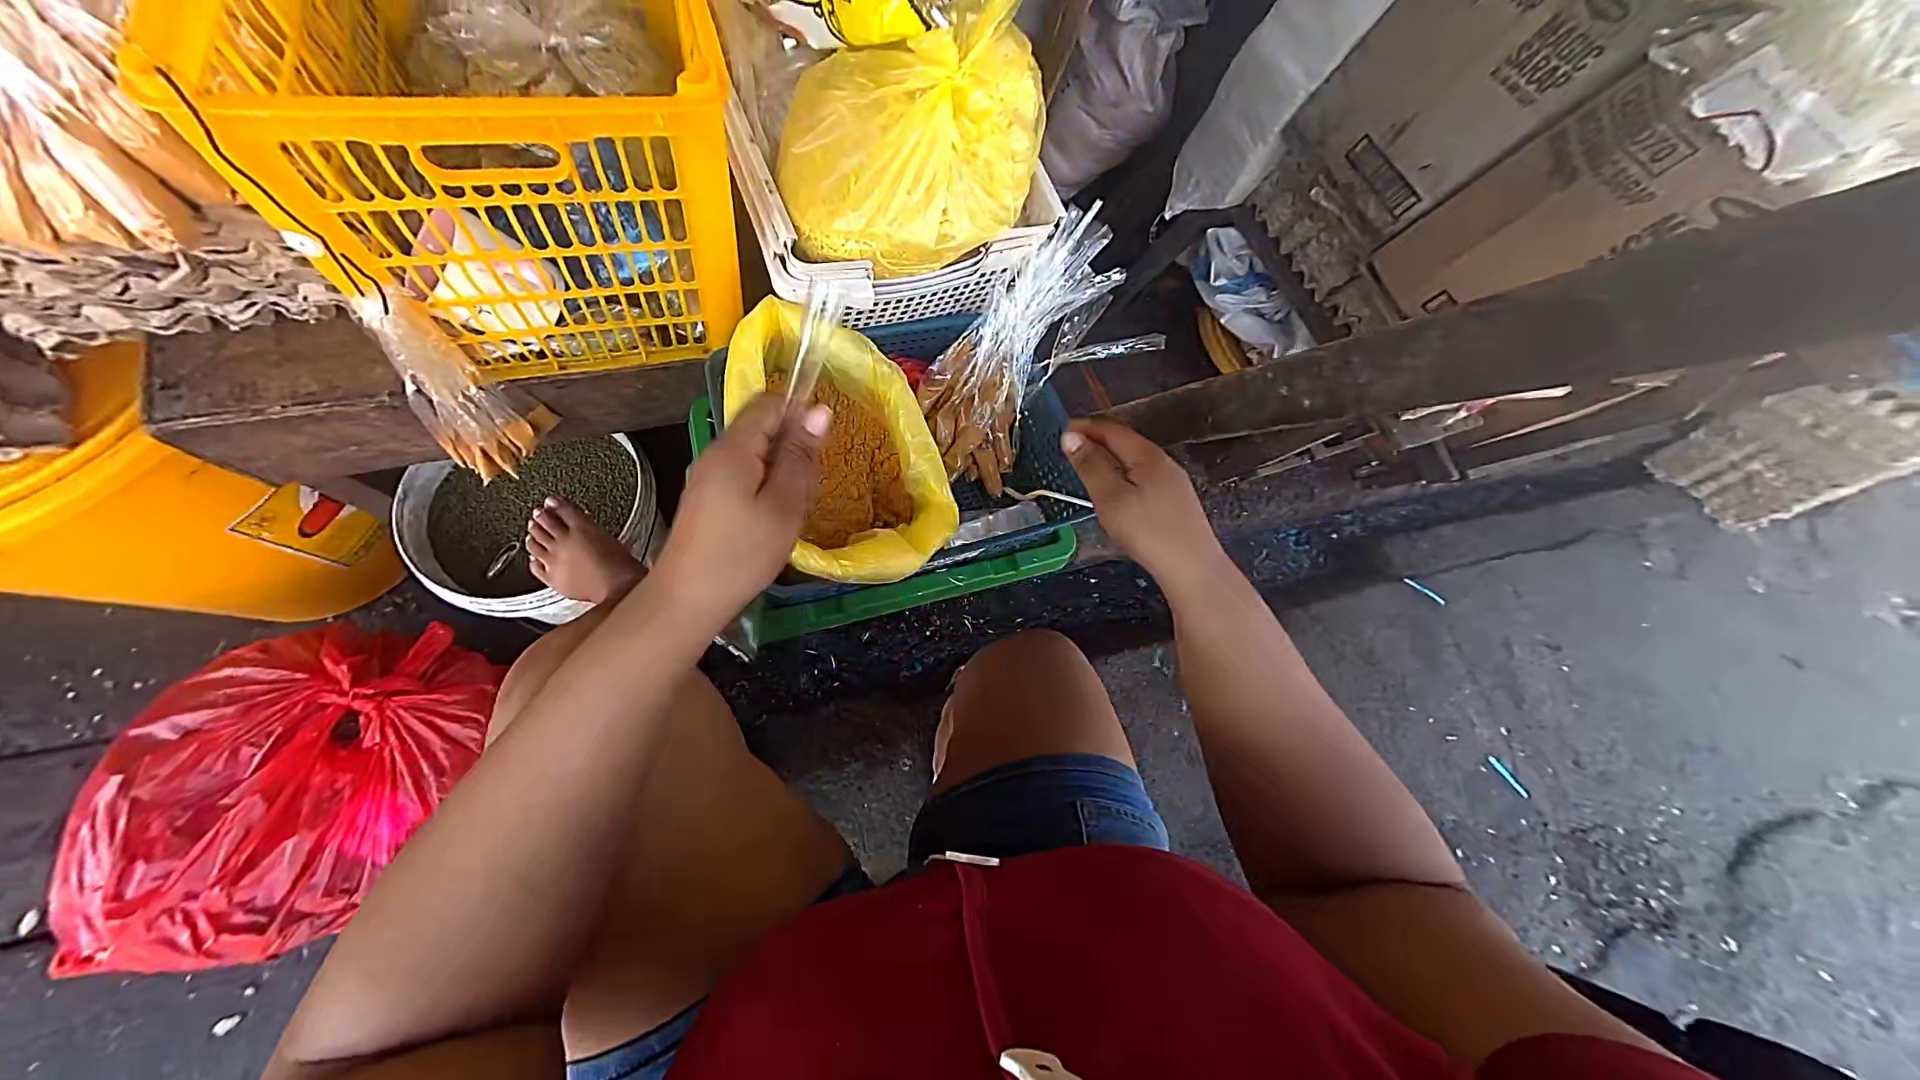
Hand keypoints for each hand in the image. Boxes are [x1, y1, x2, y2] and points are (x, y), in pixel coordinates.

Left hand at [653, 394, 830, 622]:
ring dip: (781, 470)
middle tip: (810, 484)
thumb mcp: (783, 505)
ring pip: (754, 454)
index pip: (768, 404)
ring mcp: (706, 477)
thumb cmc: (742, 553)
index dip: (800, 410)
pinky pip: (742, 475)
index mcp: (733, 449)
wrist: (688, 599)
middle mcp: (715, 454)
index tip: (823, 441)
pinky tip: (774, 516)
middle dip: (792, 446)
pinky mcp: (706, 499)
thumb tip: (819, 411)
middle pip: (760, 428)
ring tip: (795, 504)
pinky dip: (765, 486)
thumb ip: (800, 457)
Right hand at [1061, 419, 1224, 587]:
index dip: (1086, 428)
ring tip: (1088, 465)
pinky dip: (1122, 473)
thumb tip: (1071, 437)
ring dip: (1110, 457)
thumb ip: (1090, 466)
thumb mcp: (1110, 498)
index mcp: (1147, 456)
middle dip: (1097, 440)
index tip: (1063, 431)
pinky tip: (1116, 489)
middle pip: (1126, 442)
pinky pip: (1143, 476)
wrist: (1192, 567)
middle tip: (1071, 447)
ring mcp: (1173, 482)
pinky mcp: (1176, 501)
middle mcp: (1164, 462)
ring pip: (1135, 460)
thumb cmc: (1147, 532)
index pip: (1112, 430)